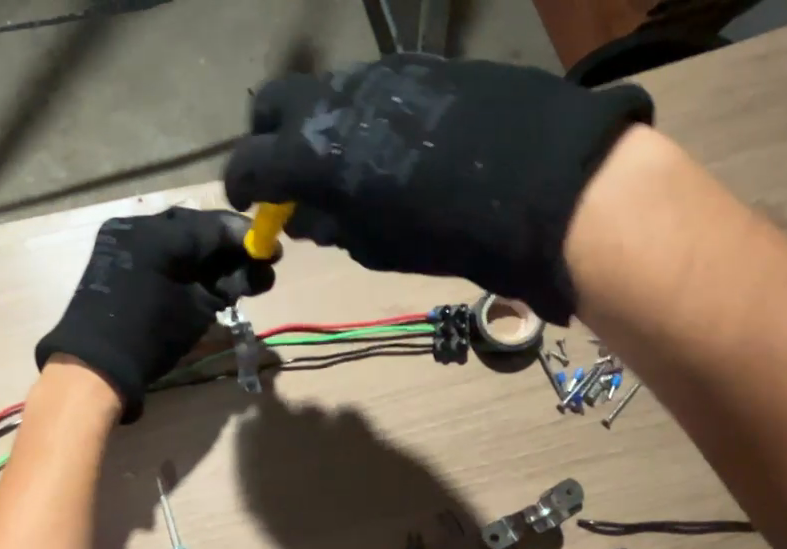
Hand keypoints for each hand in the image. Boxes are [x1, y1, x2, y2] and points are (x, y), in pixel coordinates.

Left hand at [35, 208, 273, 422]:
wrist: (94, 366)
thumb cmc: (150, 336)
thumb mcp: (198, 309)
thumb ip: (226, 283)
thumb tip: (247, 270)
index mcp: (161, 233)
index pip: (214, 226)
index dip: (246, 239)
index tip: (271, 251)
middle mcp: (138, 226)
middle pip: (194, 229)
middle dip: (226, 250)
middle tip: (255, 267)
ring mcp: (121, 241)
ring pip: (175, 241)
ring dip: (205, 259)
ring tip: (235, 283)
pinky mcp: (110, 259)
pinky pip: (154, 253)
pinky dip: (179, 265)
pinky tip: (203, 283)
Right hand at [224, 56, 652, 324]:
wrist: (544, 184)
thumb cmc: (445, 233)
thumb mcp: (371, 245)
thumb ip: (326, 224)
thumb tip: (301, 214)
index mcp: (312, 153)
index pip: (248, 162)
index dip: (242, 187)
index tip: (252, 205)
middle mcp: (335, 102)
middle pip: (272, 103)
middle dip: (268, 138)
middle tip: (288, 174)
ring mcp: (378, 75)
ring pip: (322, 94)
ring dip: (317, 128)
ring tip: (346, 166)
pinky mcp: (419, 66)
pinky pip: (368, 89)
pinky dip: (359, 118)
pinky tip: (390, 148)